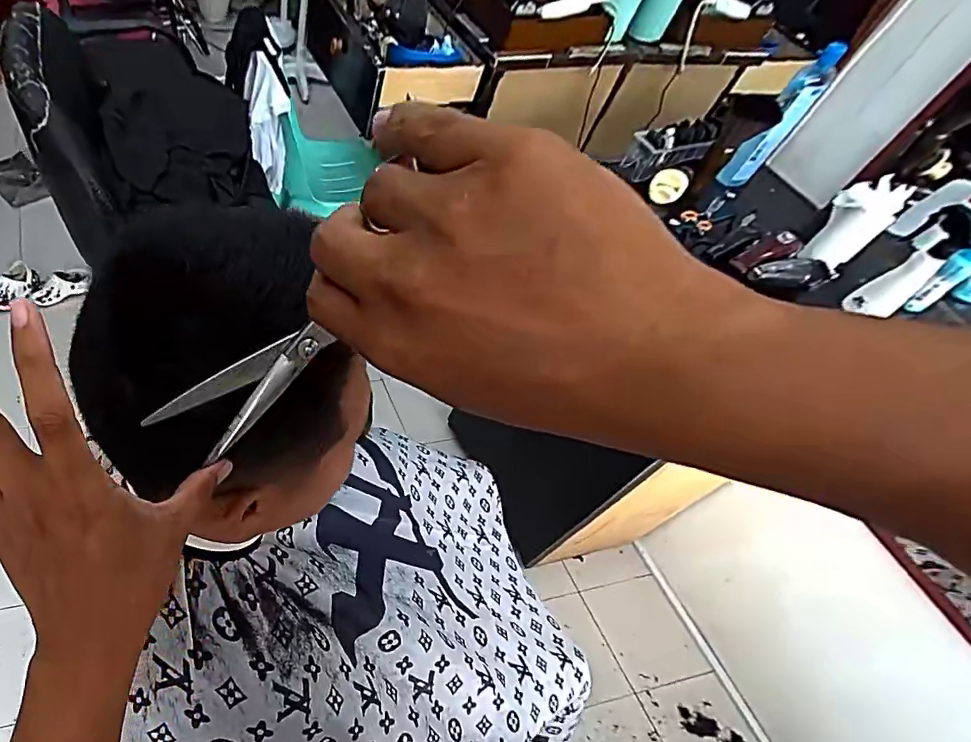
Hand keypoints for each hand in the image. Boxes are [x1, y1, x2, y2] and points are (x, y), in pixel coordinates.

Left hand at [0, 295, 229, 660]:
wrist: (88, 637)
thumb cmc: (130, 586)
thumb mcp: (170, 533)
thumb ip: (193, 492)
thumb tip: (223, 465)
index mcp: (81, 488)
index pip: (52, 414)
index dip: (33, 361)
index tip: (22, 313)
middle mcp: (33, 493)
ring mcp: (3, 510)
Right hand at [309, 104, 777, 435]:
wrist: (645, 353)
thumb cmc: (565, 382)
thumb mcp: (463, 384)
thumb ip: (411, 339)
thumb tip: (390, 301)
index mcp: (398, 343)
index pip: (325, 296)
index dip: (340, 281)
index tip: (358, 271)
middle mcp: (407, 279)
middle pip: (333, 235)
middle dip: (355, 235)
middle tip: (390, 233)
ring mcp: (450, 214)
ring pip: (381, 181)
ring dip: (400, 193)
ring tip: (433, 198)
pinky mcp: (500, 160)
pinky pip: (425, 127)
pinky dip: (409, 130)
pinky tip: (410, 136)